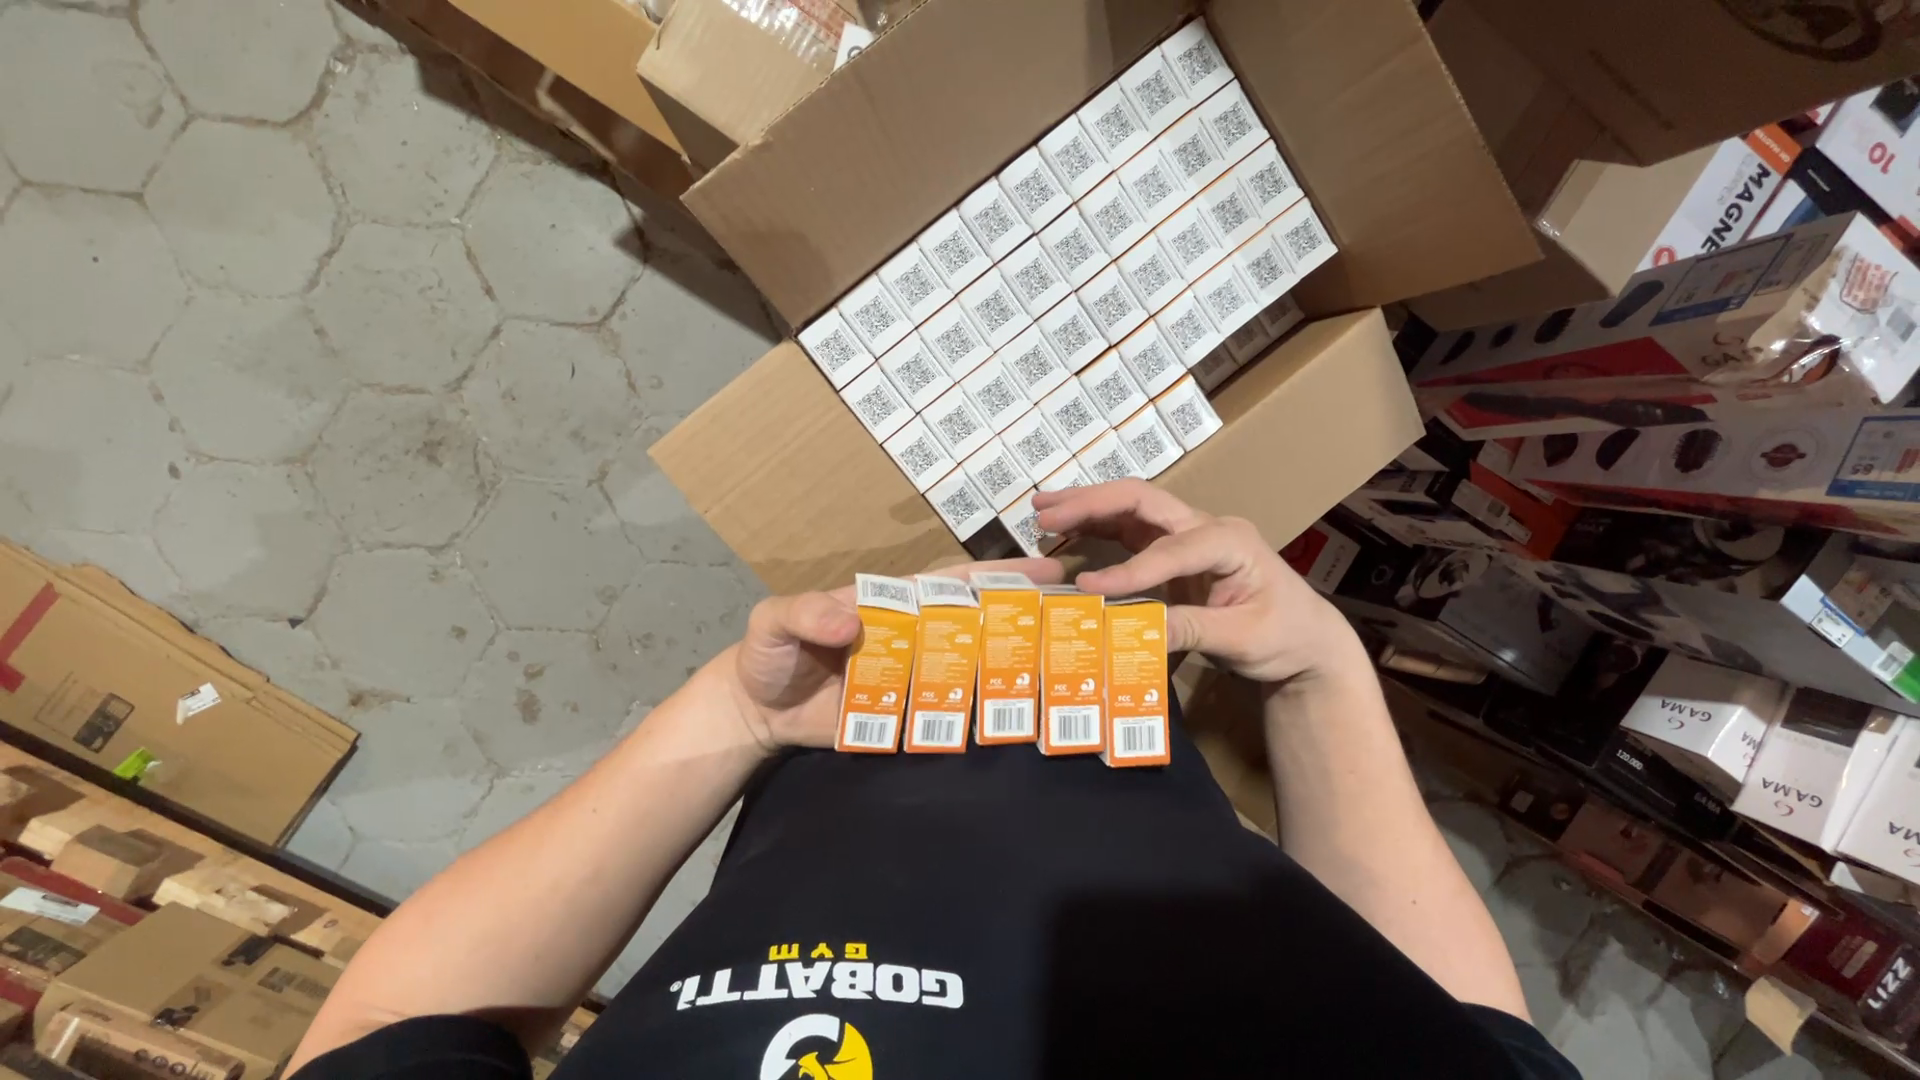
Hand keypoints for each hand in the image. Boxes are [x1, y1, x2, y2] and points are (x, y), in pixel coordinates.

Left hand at [723, 557, 1066, 752]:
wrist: (757, 711)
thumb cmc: (770, 652)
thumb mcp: (775, 620)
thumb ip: (804, 613)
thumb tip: (848, 623)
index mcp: (894, 603)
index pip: (954, 584)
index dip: (1000, 577)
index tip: (1050, 574)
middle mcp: (916, 638)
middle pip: (979, 627)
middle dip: (1027, 624)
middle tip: (1080, 627)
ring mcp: (915, 681)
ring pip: (974, 673)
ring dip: (1016, 673)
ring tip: (1066, 677)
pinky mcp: (907, 720)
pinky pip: (950, 719)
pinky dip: (981, 721)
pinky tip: (1019, 724)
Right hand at [1032, 480, 1360, 685]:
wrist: (1304, 639)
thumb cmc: (1284, 635)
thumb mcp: (1244, 639)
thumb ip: (1191, 629)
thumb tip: (1134, 628)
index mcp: (1229, 540)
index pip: (1170, 548)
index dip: (1128, 569)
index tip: (1088, 589)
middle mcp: (1204, 526)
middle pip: (1140, 500)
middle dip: (1091, 503)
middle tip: (1045, 512)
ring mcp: (1185, 535)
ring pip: (1129, 508)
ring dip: (1085, 506)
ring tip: (1042, 511)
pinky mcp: (1171, 551)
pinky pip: (1127, 531)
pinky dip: (1094, 527)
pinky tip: (1065, 530)